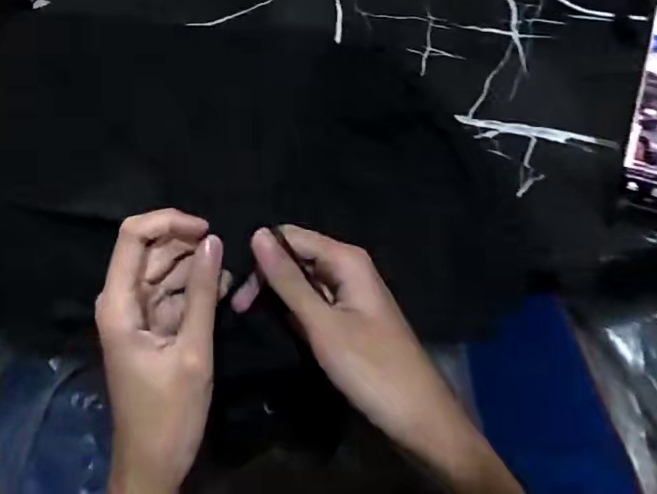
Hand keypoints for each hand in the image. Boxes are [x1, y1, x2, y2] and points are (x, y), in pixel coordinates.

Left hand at [96, 210, 225, 493]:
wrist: (152, 468)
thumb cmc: (168, 415)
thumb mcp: (193, 351)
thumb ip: (202, 292)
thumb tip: (213, 239)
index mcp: (118, 302)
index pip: (133, 235)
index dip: (168, 221)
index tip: (205, 229)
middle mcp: (121, 299)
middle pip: (151, 247)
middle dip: (187, 244)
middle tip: (224, 253)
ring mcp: (136, 312)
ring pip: (165, 267)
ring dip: (196, 265)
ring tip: (227, 276)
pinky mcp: (152, 324)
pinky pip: (173, 290)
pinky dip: (196, 286)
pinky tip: (222, 289)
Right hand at [247, 225, 522, 493]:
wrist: (422, 422)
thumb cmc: (372, 370)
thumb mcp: (323, 326)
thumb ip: (289, 281)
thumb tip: (257, 234)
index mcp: (346, 258)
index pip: (290, 236)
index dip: (261, 257)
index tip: (235, 290)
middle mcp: (348, 267)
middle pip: (296, 256)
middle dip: (267, 277)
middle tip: (237, 310)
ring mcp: (349, 293)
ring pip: (303, 281)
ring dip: (278, 296)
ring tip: (248, 318)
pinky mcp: (348, 318)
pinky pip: (313, 303)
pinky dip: (294, 313)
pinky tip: (277, 329)